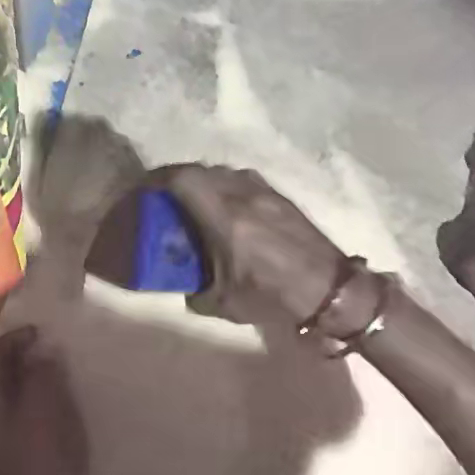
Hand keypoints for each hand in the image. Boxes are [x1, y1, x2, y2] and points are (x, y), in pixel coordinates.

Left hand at [0, 327, 88, 474]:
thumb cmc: (36, 462)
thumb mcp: (45, 411)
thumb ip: (44, 376)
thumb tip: (44, 352)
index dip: (15, 338)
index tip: (40, 332)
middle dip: (18, 355)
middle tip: (47, 347)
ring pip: (6, 391)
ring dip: (25, 376)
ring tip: (53, 371)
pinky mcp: (7, 450)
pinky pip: (16, 410)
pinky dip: (30, 398)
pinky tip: (51, 402)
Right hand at [150, 164, 353, 329]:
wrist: (332, 292)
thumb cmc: (274, 297)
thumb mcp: (225, 303)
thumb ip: (196, 291)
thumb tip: (184, 286)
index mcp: (226, 219)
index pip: (183, 179)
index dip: (157, 179)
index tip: (142, 189)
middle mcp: (243, 196)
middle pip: (199, 170)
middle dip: (174, 178)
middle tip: (161, 195)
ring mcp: (264, 192)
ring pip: (222, 172)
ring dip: (201, 180)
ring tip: (191, 200)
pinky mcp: (280, 197)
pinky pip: (242, 180)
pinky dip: (224, 186)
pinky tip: (225, 207)